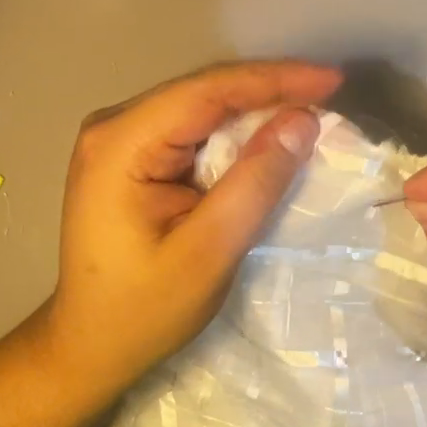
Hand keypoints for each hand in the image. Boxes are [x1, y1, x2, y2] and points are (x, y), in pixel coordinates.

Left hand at [40, 61, 341, 399]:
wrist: (93, 345)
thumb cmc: (145, 309)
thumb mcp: (209, 251)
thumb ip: (255, 183)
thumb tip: (302, 121)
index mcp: (120, 144)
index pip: (207, 91)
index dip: (275, 80)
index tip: (334, 81)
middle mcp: (113, 128)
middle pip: (203, 93)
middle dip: (269, 93)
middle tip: (330, 99)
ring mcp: (118, 142)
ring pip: (200, 110)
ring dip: (255, 113)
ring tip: (311, 115)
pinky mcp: (130, 160)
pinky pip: (192, 134)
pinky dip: (233, 137)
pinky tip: (268, 140)